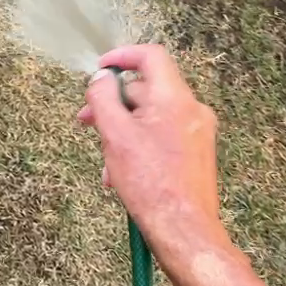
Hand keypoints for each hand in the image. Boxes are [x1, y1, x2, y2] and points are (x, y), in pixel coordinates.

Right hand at [78, 44, 224, 254]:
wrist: (184, 230)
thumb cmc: (150, 183)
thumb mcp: (115, 133)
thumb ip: (103, 98)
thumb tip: (101, 78)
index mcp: (174, 98)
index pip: (151, 55)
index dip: (122, 56)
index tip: (100, 70)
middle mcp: (191, 109)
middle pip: (146, 88)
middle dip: (113, 102)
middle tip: (87, 119)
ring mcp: (197, 132)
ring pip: (150, 114)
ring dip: (123, 128)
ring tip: (104, 157)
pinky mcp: (196, 152)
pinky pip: (161, 134)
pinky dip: (138, 143)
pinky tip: (120, 171)